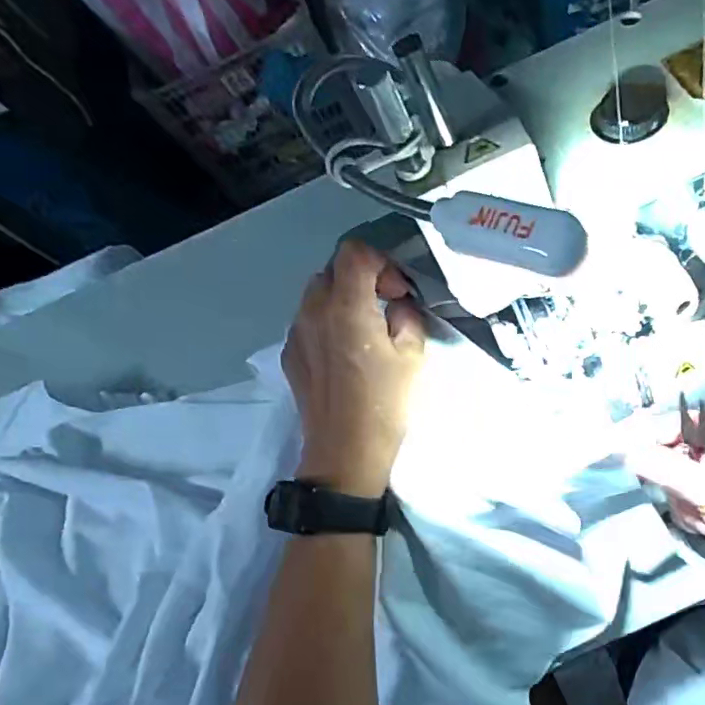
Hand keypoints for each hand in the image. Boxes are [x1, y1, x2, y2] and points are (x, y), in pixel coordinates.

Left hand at [284, 241, 426, 496]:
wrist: (346, 452)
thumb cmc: (385, 403)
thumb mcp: (413, 356)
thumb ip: (407, 318)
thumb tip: (397, 306)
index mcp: (346, 307)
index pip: (354, 252)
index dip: (382, 262)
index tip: (398, 292)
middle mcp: (313, 311)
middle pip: (333, 269)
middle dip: (363, 278)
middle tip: (387, 306)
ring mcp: (296, 333)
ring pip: (317, 294)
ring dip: (344, 299)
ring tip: (367, 329)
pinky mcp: (290, 354)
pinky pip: (309, 321)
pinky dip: (329, 322)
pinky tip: (347, 352)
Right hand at [624, 411, 704, 625]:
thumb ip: (668, 469)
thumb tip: (627, 451)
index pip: (685, 423)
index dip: (655, 435)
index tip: (626, 450)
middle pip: (677, 453)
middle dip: (675, 481)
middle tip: (681, 497)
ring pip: (677, 482)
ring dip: (684, 504)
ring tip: (703, 520)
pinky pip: (686, 502)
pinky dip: (690, 517)